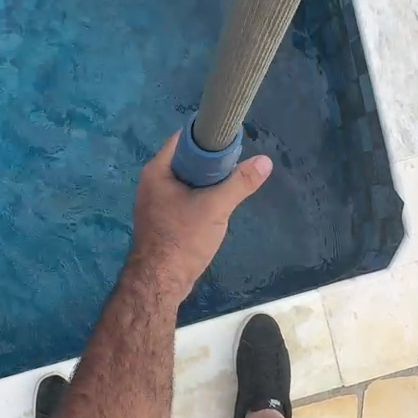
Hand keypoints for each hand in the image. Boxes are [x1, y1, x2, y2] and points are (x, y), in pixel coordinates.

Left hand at [126, 132, 273, 297]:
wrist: (160, 281)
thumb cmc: (183, 239)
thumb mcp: (215, 207)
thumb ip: (240, 183)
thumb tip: (265, 161)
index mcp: (157, 171)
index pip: (184, 139)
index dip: (208, 136)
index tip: (232, 140)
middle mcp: (152, 182)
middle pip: (187, 160)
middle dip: (212, 162)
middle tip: (236, 166)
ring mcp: (155, 202)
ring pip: (187, 181)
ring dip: (208, 183)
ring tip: (231, 186)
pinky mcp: (162, 220)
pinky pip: (184, 199)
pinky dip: (201, 199)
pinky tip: (217, 207)